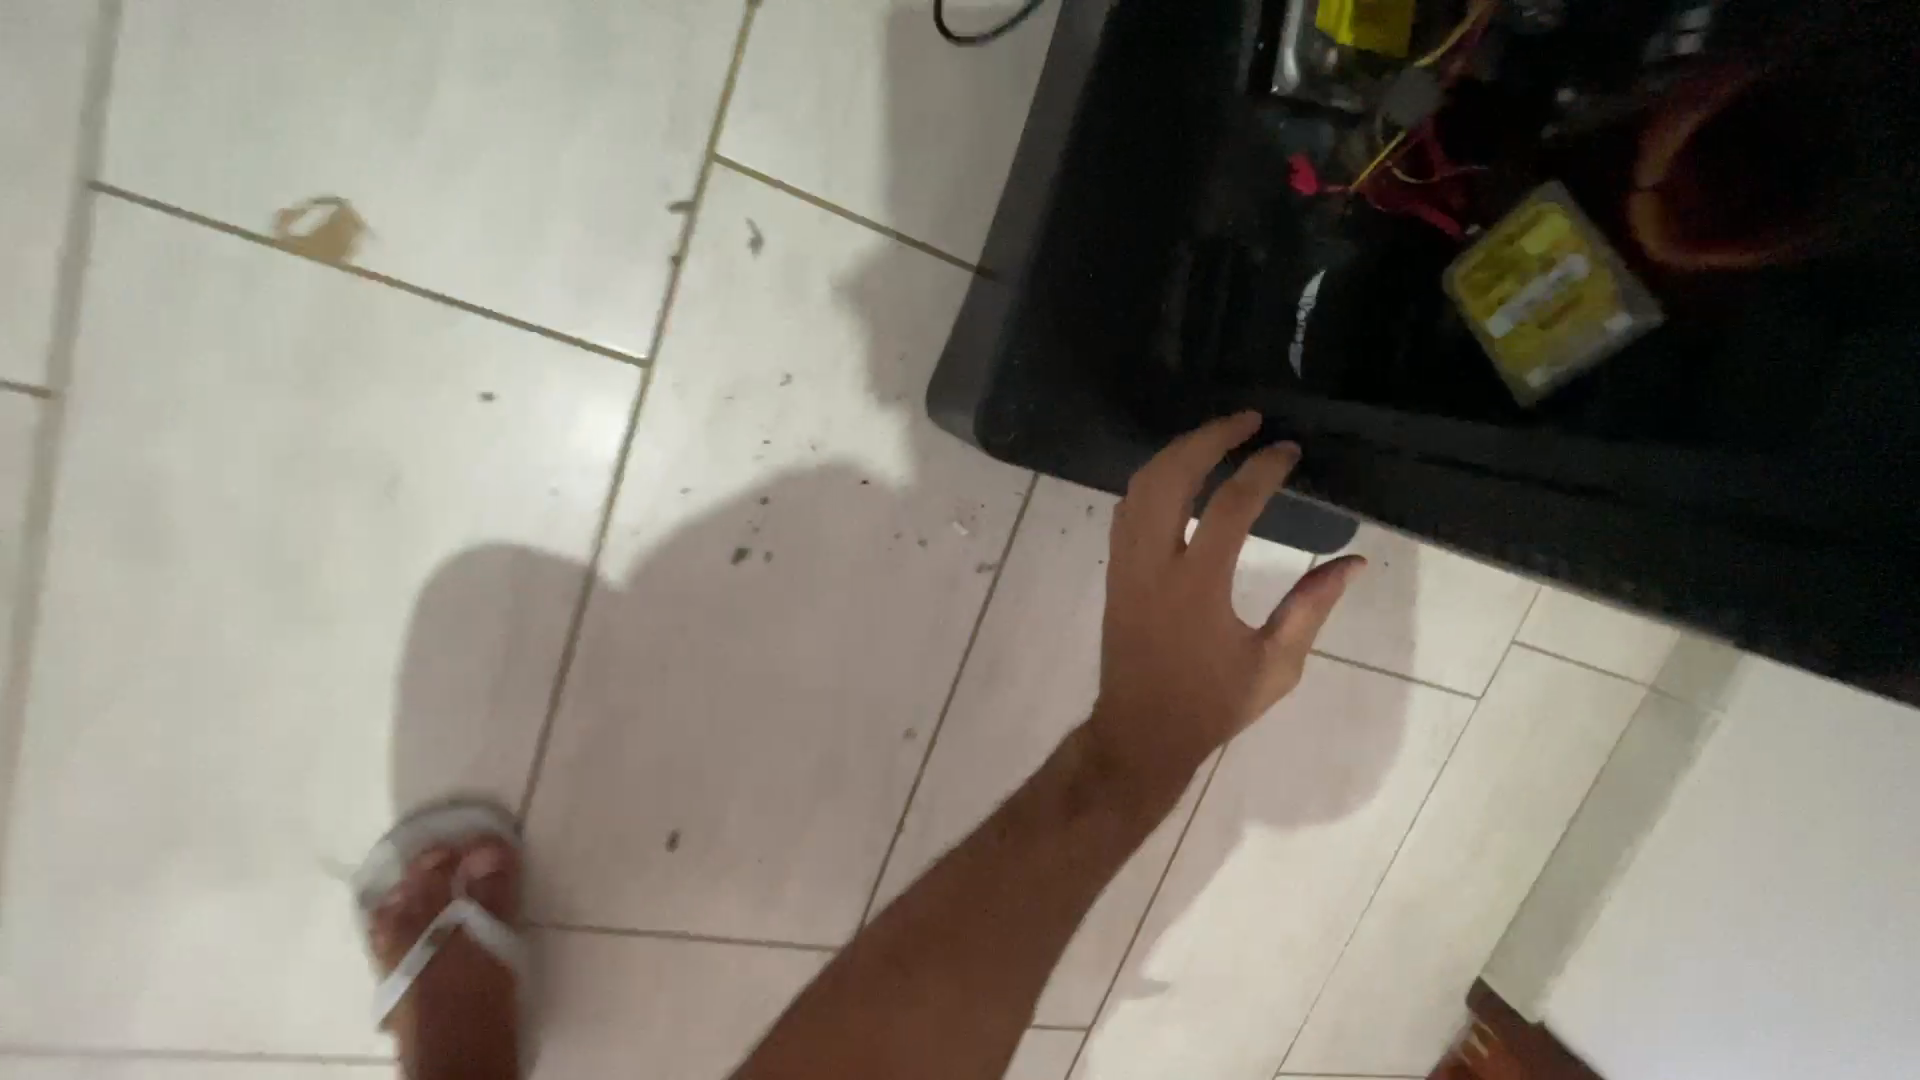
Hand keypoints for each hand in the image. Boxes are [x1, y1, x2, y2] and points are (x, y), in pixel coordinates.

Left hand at [1090, 411, 1364, 790]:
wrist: (1140, 731)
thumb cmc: (1210, 704)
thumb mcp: (1275, 666)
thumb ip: (1311, 608)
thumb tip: (1353, 564)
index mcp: (1197, 586)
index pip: (1230, 506)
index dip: (1262, 469)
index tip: (1288, 449)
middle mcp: (1152, 564)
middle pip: (1170, 477)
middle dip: (1208, 438)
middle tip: (1247, 420)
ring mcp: (1125, 565)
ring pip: (1139, 487)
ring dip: (1176, 453)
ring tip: (1215, 437)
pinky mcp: (1113, 572)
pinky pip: (1125, 511)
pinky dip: (1151, 481)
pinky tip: (1176, 475)